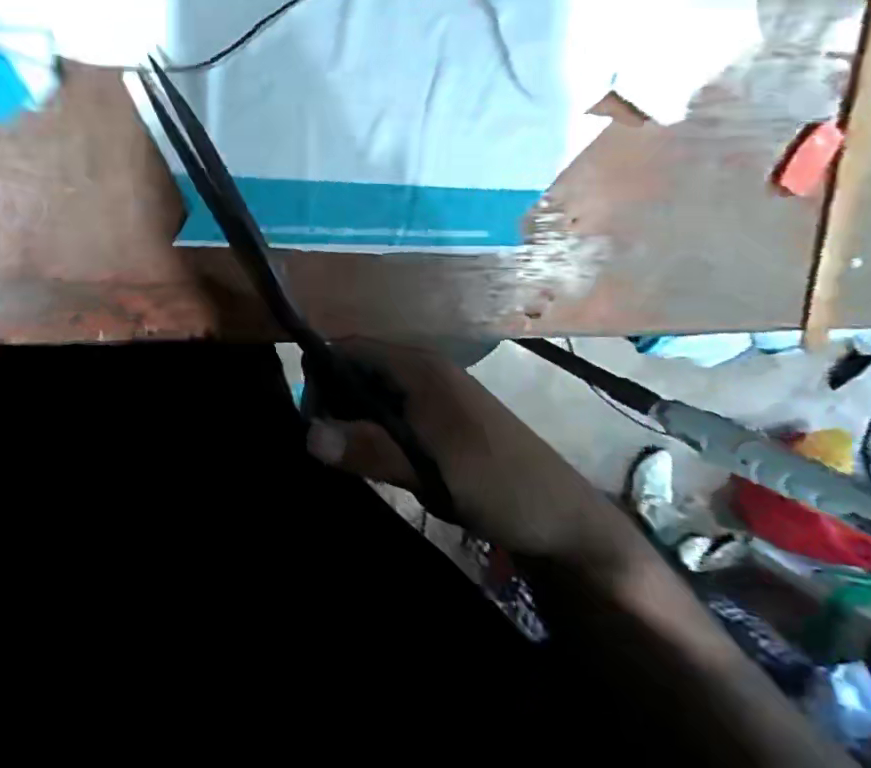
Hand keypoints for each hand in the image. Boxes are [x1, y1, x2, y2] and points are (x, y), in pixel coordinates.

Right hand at [305, 339, 651, 584]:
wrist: (563, 521)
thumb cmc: (498, 484)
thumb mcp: (430, 470)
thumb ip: (369, 449)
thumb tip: (307, 436)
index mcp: (419, 366)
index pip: (347, 349)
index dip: (320, 378)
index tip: (312, 425)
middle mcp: (421, 370)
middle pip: (354, 370)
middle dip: (334, 405)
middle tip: (332, 452)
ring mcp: (431, 396)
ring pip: (369, 396)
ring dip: (353, 424)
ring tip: (351, 462)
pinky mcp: (437, 421)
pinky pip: (388, 416)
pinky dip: (373, 435)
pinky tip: (377, 465)